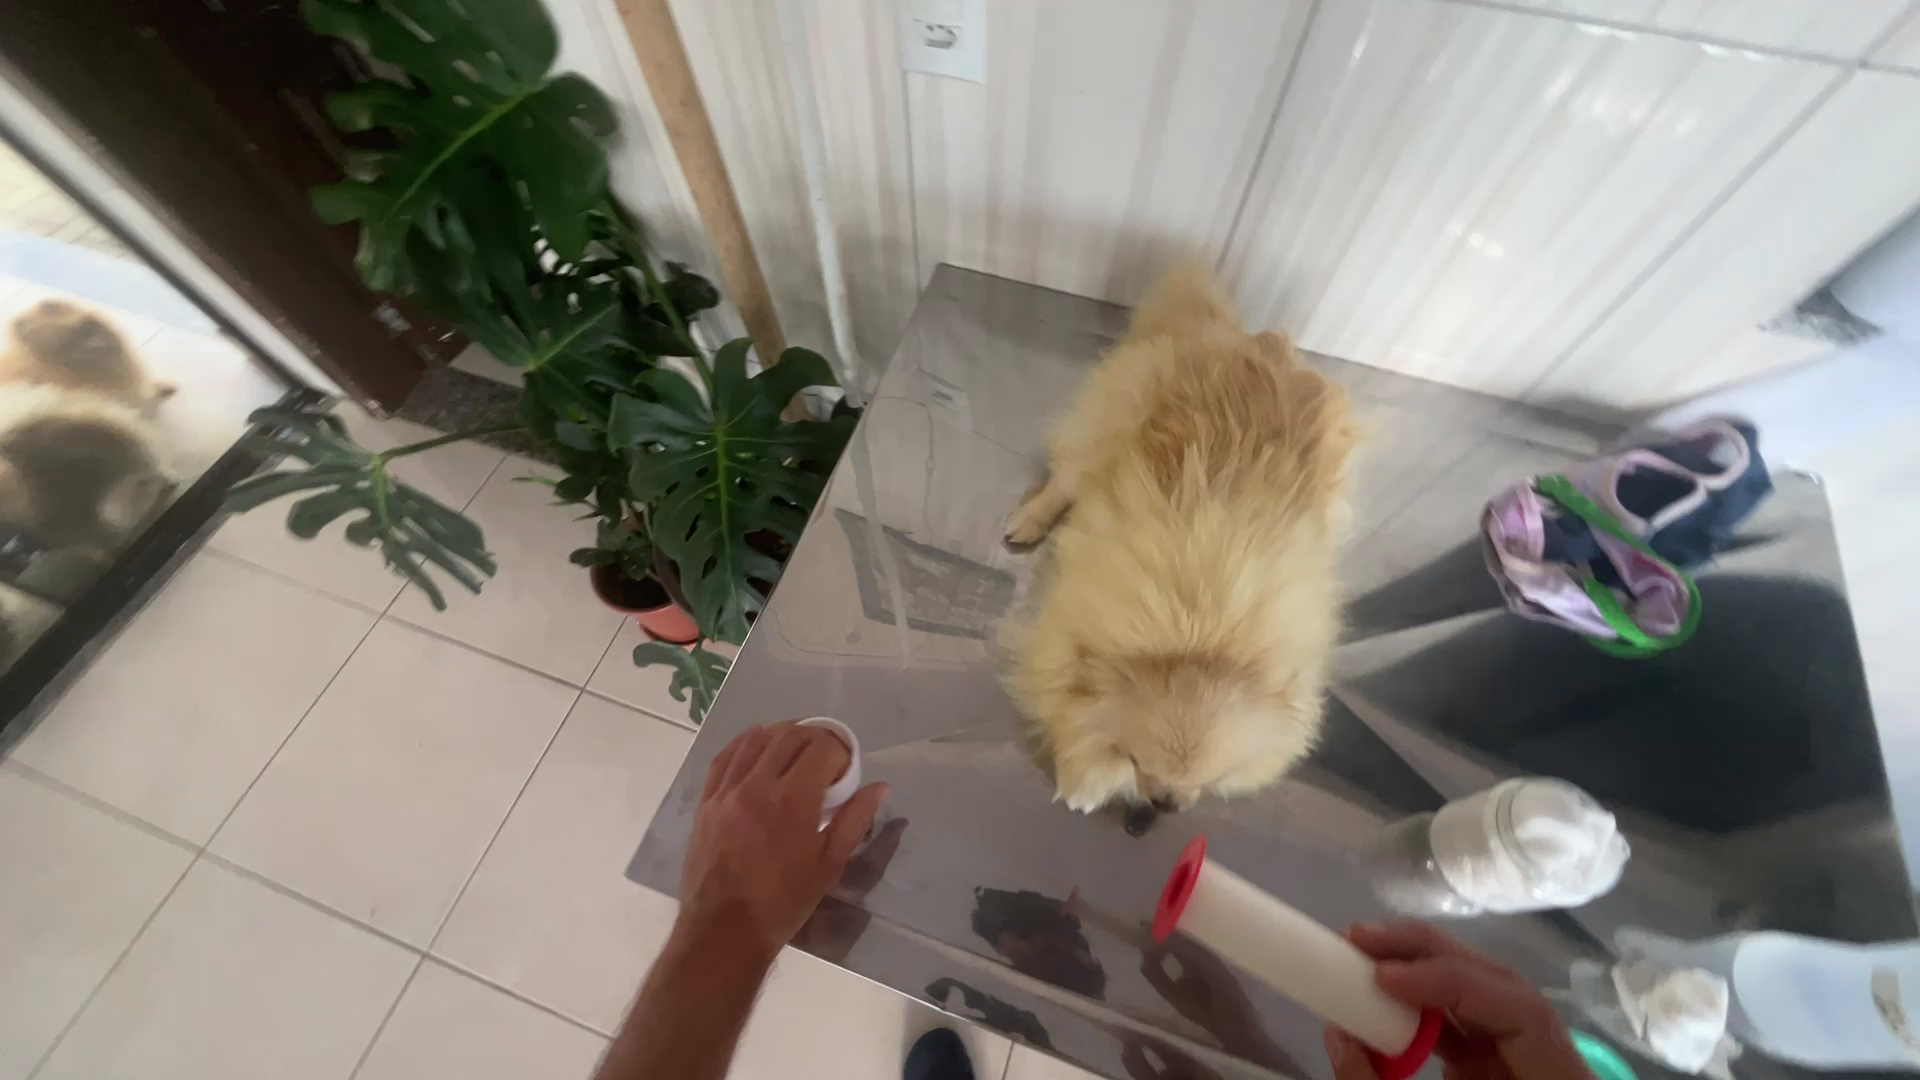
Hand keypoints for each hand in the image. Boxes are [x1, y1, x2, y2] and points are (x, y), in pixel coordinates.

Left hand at [677, 722, 886, 960]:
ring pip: (757, 739)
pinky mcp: (706, 801)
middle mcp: (758, 785)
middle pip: (791, 736)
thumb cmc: (784, 902)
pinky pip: (725, 757)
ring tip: (797, 746)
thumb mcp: (829, 864)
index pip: (822, 748)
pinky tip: (758, 740)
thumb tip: (879, 786)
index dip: (840, 751)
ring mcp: (727, 791)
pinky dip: (745, 742)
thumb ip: (856, 819)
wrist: (723, 933)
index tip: (845, 769)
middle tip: (826, 756)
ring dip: (783, 734)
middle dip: (816, 737)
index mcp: (793, 800)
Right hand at [1324, 922, 1586, 1079]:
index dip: (1453, 982)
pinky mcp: (1498, 1064)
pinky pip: (1463, 1016)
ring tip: (1361, 948)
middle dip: (1426, 953)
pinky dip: (1418, 995)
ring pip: (1481, 988)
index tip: (1384, 979)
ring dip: (1417, 961)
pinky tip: (1381, 986)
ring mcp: (1527, 1061)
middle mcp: (1554, 1065)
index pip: (1522, 1011)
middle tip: (1357, 939)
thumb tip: (1336, 1031)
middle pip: (1500, 982)